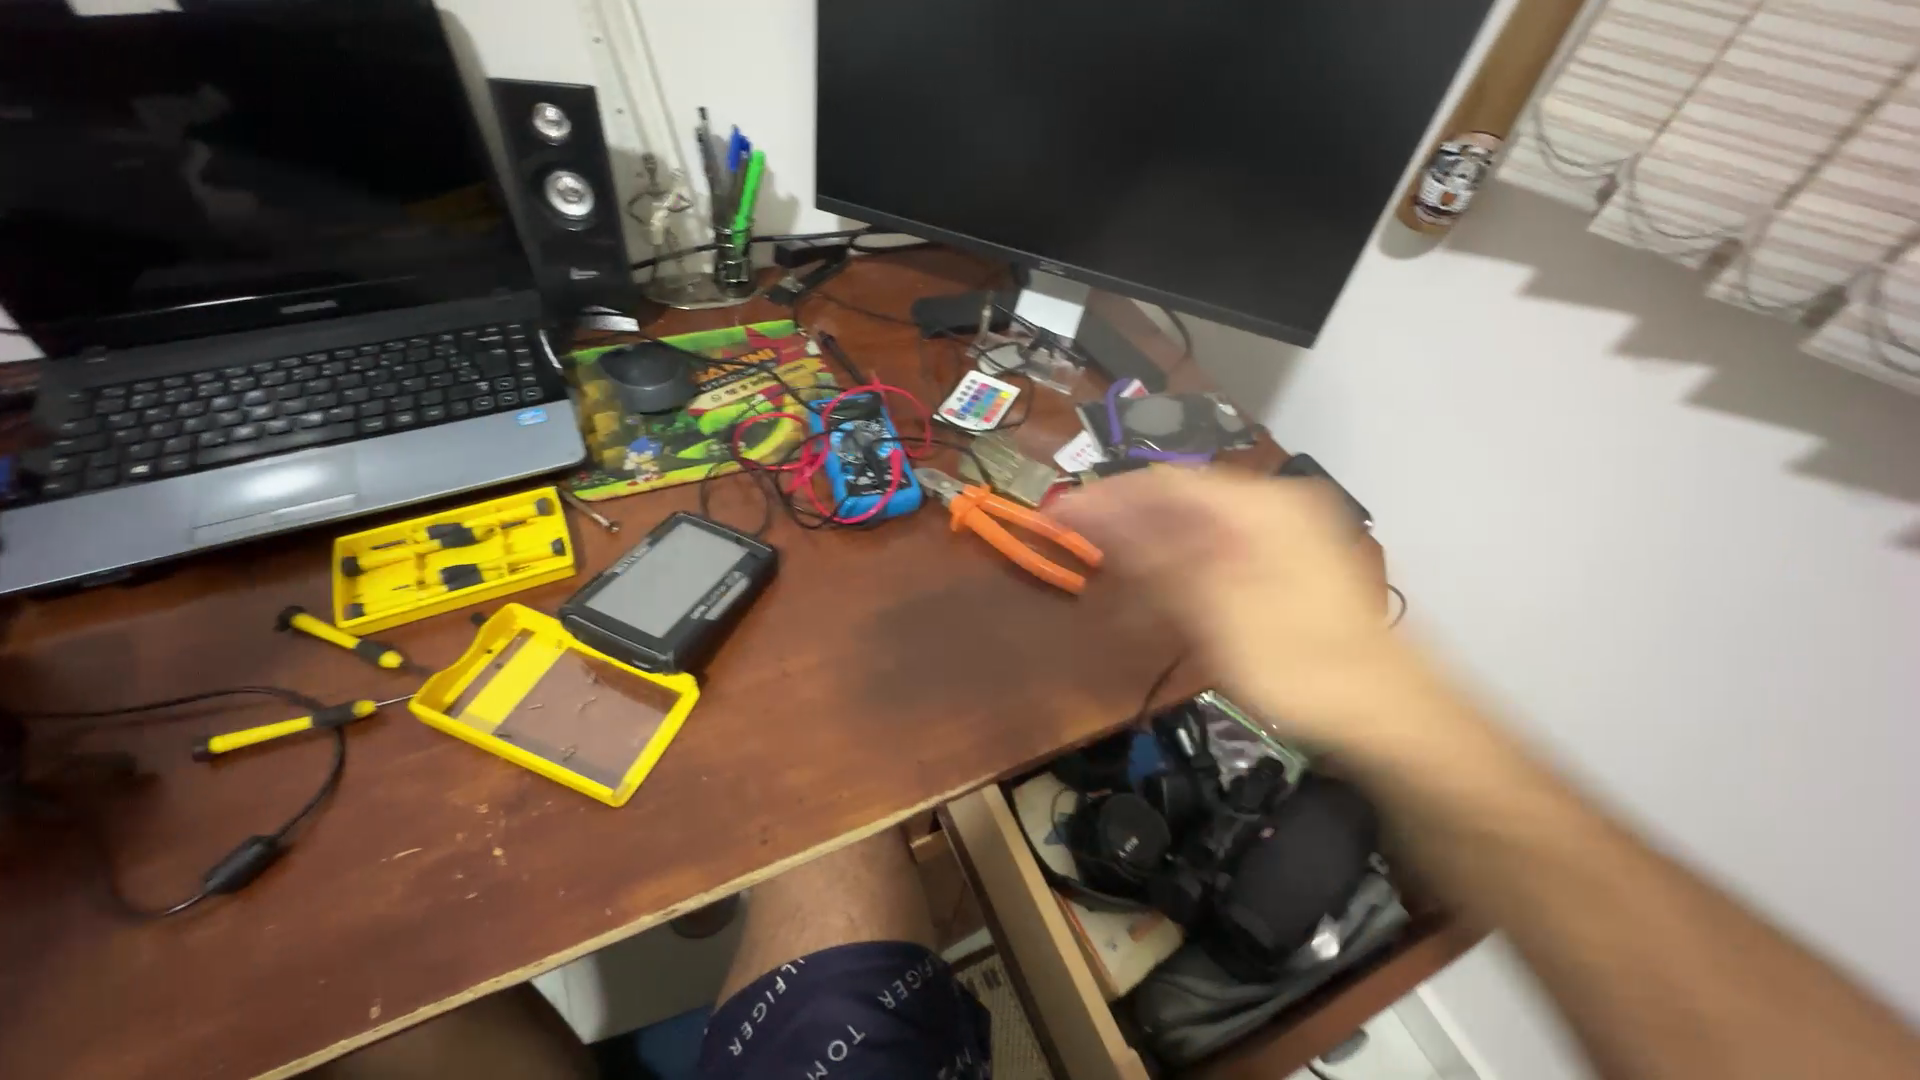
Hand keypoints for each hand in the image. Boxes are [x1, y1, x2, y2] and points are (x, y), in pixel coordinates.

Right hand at [1054, 465, 1431, 748]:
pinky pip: (1213, 566)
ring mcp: (1277, 548)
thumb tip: (1102, 518)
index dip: (1107, 497)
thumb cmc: (1302, 664)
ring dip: (1144, 557)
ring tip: (1101, 578)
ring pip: (1192, 538)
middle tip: (1072, 546)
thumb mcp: (1218, 611)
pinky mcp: (1278, 581)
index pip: (1166, 485)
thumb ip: (1157, 559)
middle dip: (1123, 527)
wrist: (1388, 717)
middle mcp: (1269, 516)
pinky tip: (1146, 604)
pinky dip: (1175, 581)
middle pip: (1178, 508)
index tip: (1059, 515)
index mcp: (1260, 509)